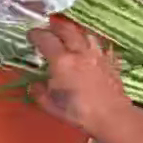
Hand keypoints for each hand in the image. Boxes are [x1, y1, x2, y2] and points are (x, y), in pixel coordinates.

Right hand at [28, 18, 137, 132]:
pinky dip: (92, 43)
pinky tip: (90, 49)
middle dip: (55, 26)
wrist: (111, 117)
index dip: (36, 34)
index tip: (30, 34)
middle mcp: (80, 52)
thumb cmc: (78, 112)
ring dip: (75, 31)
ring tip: (69, 35)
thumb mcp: (50, 105)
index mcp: (61, 61)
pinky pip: (100, 45)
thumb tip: (34, 85)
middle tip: (48, 27)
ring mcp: (97, 55)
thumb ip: (39, 92)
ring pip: (86, 34)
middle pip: (67, 29)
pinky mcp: (110, 61)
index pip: (46, 39)